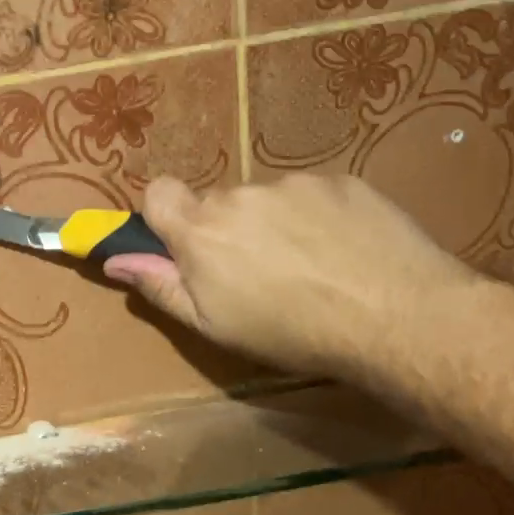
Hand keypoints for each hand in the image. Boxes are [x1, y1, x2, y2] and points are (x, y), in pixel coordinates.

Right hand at [105, 174, 481, 374]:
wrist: (399, 317)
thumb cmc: (291, 332)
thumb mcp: (211, 325)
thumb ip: (160, 287)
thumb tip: (114, 261)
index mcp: (200, 231)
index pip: (157, 192)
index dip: (162, 214)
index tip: (178, 244)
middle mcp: (240, 196)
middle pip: (215, 203)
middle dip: (223, 231)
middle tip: (253, 273)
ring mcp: (295, 185)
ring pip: (264, 200)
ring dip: (271, 224)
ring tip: (307, 266)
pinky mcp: (343, 182)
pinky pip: (311, 195)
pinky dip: (315, 218)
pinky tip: (341, 252)